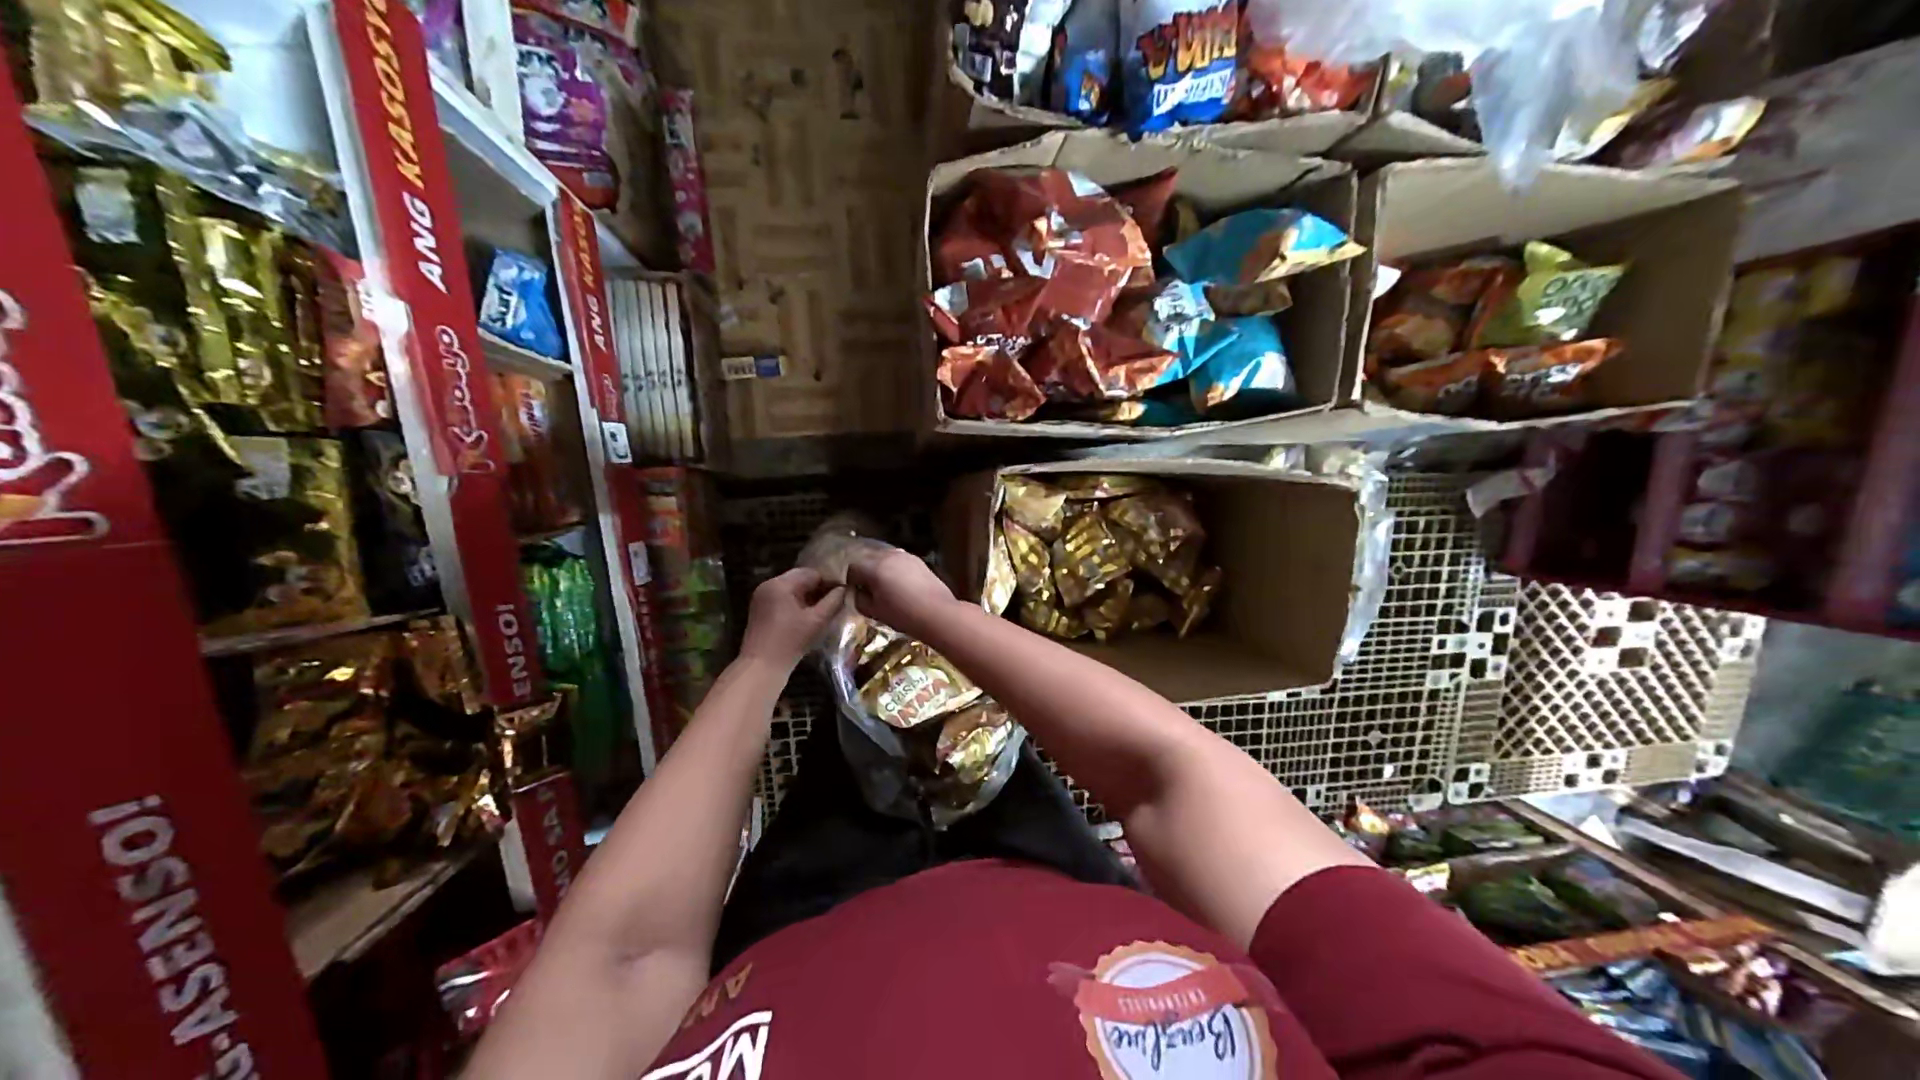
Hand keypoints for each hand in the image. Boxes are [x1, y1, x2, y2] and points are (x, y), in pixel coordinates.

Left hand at [739, 568, 844, 667]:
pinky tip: (808, 617)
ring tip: (824, 610)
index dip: (829, 582)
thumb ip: (833, 601)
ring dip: (808, 597)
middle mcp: (768, 585)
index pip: (811, 573)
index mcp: (780, 584)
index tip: (843, 593)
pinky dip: (796, 604)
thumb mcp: (817, 621)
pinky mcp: (760, 610)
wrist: (761, 667)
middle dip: (818, 589)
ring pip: (791, 590)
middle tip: (835, 602)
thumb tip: (843, 589)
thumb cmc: (791, 641)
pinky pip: (783, 599)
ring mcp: (762, 597)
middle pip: (800, 579)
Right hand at [845, 547, 960, 640]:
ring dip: (880, 568)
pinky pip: (899, 560)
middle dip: (865, 572)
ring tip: (885, 586)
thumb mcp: (875, 612)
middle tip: (869, 589)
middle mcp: (888, 556)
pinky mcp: (918, 560)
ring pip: (884, 557)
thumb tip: (858, 593)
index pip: (853, 568)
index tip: (857, 593)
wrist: (937, 613)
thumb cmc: (903, 615)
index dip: (852, 581)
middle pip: (868, 558)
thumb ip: (860, 600)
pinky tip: (901, 584)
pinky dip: (894, 568)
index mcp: (874, 568)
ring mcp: (905, 556)